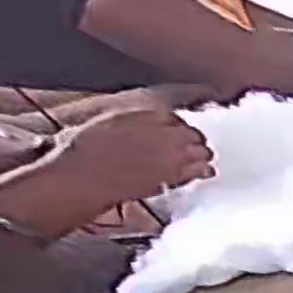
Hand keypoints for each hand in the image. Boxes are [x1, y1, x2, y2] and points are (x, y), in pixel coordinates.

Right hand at [42, 107, 213, 206]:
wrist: (89, 175)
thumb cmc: (88, 151)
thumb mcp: (107, 124)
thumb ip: (132, 122)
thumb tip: (147, 124)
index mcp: (140, 116)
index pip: (173, 117)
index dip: (177, 125)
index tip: (177, 132)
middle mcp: (161, 133)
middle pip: (193, 133)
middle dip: (194, 139)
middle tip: (191, 146)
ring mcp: (172, 154)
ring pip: (203, 151)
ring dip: (202, 154)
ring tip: (197, 159)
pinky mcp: (177, 174)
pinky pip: (203, 170)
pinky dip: (205, 170)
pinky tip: (202, 172)